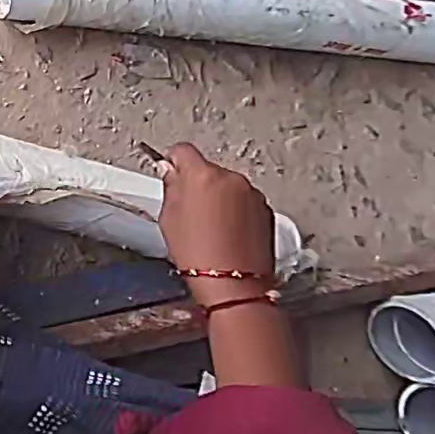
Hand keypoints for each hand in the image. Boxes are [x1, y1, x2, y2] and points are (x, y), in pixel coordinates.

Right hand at [156, 144, 276, 304]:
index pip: (183, 151)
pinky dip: (234, 210)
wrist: (234, 282)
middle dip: (197, 183)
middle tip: (187, 210)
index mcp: (202, 175)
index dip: (173, 162)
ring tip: (208, 226)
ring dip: (217, 197)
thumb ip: (171, 187)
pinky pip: (243, 200)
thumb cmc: (198, 253)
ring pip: (226, 185)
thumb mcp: (168, 217)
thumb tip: (172, 173)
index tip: (171, 174)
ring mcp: (251, 193)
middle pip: (207, 169)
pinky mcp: (265, 209)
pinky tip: (224, 232)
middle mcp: (231, 178)